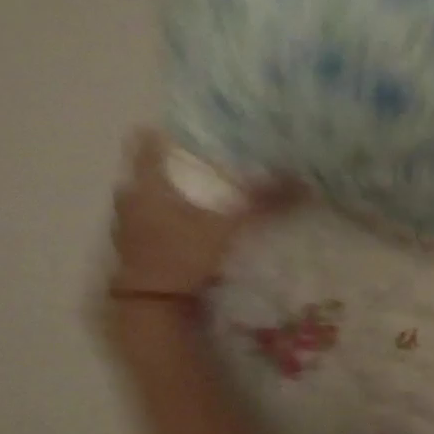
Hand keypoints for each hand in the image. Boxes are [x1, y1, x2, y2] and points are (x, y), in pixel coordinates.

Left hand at [106, 128, 299, 298]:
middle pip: (155, 170)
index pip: (149, 143)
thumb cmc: (182, 255)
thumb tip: (302, 181)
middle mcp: (131, 197)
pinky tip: (203, 226)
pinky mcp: (140, 247)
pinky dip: (179, 219)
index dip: (173, 133)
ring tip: (216, 194)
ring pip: (156, 197)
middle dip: (184, 165)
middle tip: (219, 162)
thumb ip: (262, 202)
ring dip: (181, 194)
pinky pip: (159, 221)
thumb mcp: (228, 226)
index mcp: (146, 184)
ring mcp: (131, 224)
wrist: (154, 303)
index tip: (201, 130)